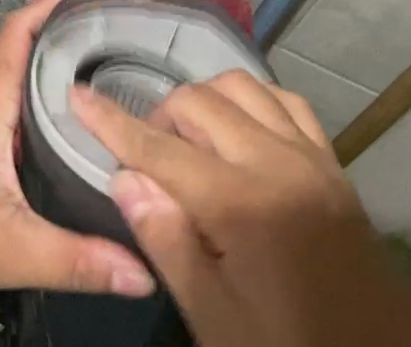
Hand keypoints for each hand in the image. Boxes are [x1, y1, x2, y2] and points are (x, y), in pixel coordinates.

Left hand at [0, 0, 154, 311]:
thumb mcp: (12, 252)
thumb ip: (80, 260)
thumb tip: (147, 273)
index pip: (15, 32)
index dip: (50, 7)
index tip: (95, 1)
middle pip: (18, 49)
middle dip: (63, 36)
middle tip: (117, 42)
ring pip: (10, 78)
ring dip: (48, 68)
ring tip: (102, 75)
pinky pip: (4, 103)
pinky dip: (34, 98)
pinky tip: (64, 124)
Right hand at [73, 71, 410, 346]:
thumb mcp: (217, 322)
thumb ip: (168, 244)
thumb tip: (124, 176)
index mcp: (241, 206)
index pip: (158, 148)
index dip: (111, 121)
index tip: (77, 93)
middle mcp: (276, 163)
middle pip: (198, 103)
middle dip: (159, 117)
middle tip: (147, 160)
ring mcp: (311, 158)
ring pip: (241, 87)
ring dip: (205, 103)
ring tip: (190, 144)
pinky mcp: (334, 164)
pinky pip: (286, 101)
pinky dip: (252, 102)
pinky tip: (240, 131)